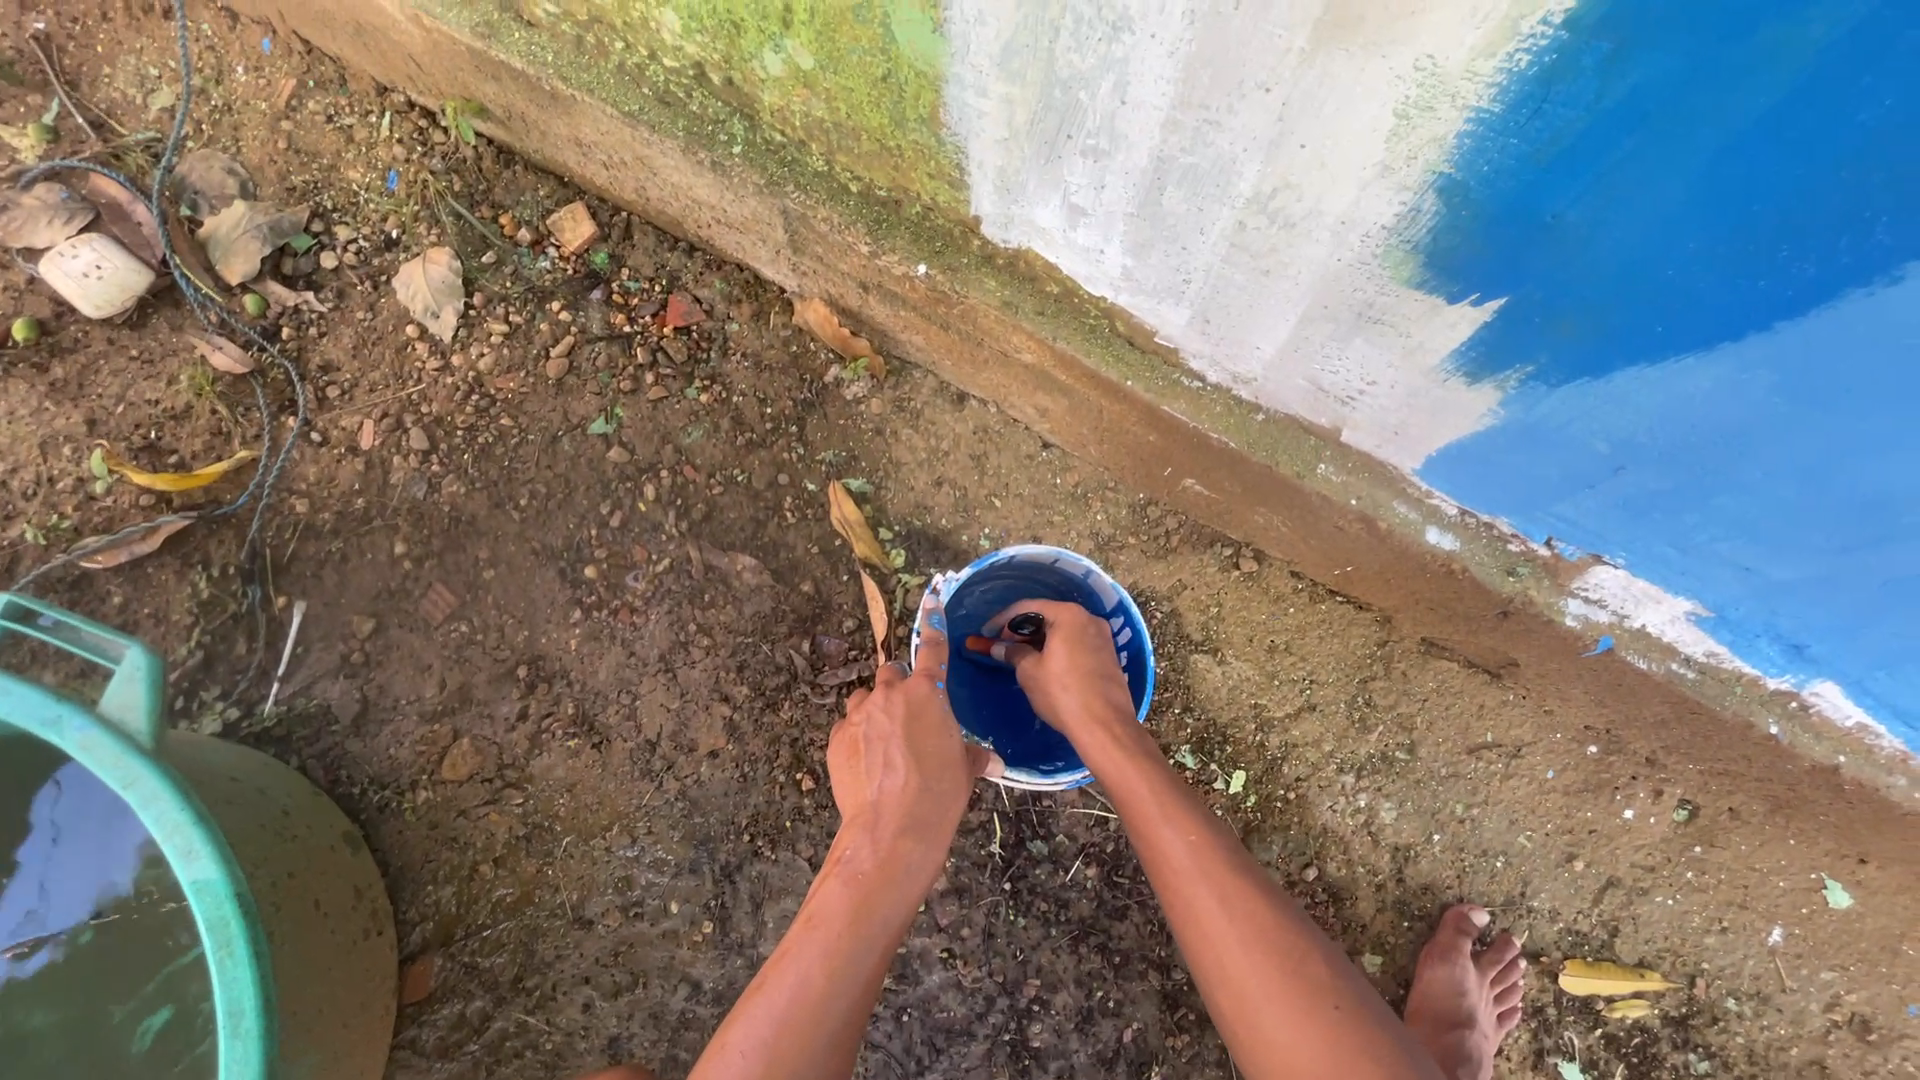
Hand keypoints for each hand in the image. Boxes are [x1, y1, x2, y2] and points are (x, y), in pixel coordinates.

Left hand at [828, 593, 1000, 877]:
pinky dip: (858, 735)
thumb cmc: (940, 792)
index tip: (931, 602)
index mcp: (928, 692)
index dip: (933, 626)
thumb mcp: (965, 769)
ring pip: (865, 697)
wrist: (893, 827)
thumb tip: (993, 761)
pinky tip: (867, 761)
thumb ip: (975, 755)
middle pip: (892, 673)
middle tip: (909, 715)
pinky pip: (848, 725)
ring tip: (885, 740)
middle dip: (899, 686)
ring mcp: (860, 714)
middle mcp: (890, 694)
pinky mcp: (837, 737)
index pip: (932, 649)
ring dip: (875, 709)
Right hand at [965, 598, 1136, 744]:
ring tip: (1021, 657)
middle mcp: (1089, 618)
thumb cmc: (1063, 693)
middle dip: (1022, 629)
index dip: (1002, 619)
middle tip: (1003, 647)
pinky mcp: (1108, 655)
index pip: (1028, 607)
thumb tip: (999, 648)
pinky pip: (1076, 643)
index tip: (986, 633)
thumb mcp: (1029, 672)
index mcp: (1068, 615)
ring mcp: (1102, 636)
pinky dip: (1057, 648)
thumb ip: (1013, 653)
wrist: (1105, 726)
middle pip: (1048, 616)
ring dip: (1040, 640)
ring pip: (1063, 630)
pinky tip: (1045, 665)